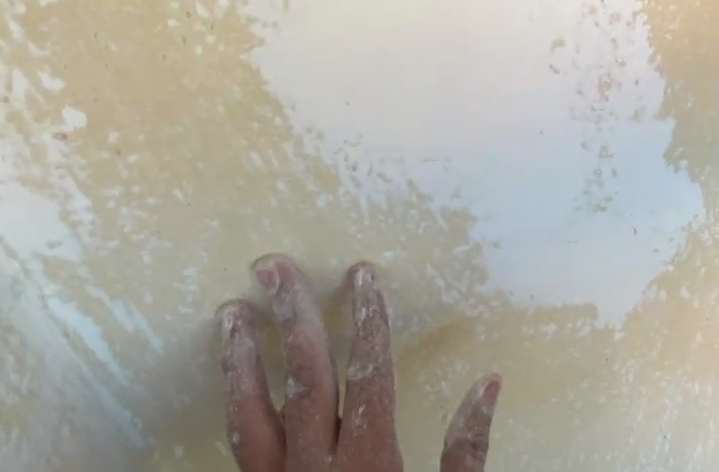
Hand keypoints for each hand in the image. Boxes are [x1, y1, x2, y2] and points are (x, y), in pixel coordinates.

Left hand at [218, 255, 499, 470]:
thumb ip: (467, 451)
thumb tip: (489, 381)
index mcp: (368, 461)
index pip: (367, 372)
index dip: (367, 320)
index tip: (361, 274)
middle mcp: (314, 468)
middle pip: (301, 379)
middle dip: (291, 318)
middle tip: (273, 267)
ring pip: (251, 415)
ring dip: (241, 360)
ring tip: (229, 313)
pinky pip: (237, 447)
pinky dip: (232, 404)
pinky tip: (230, 376)